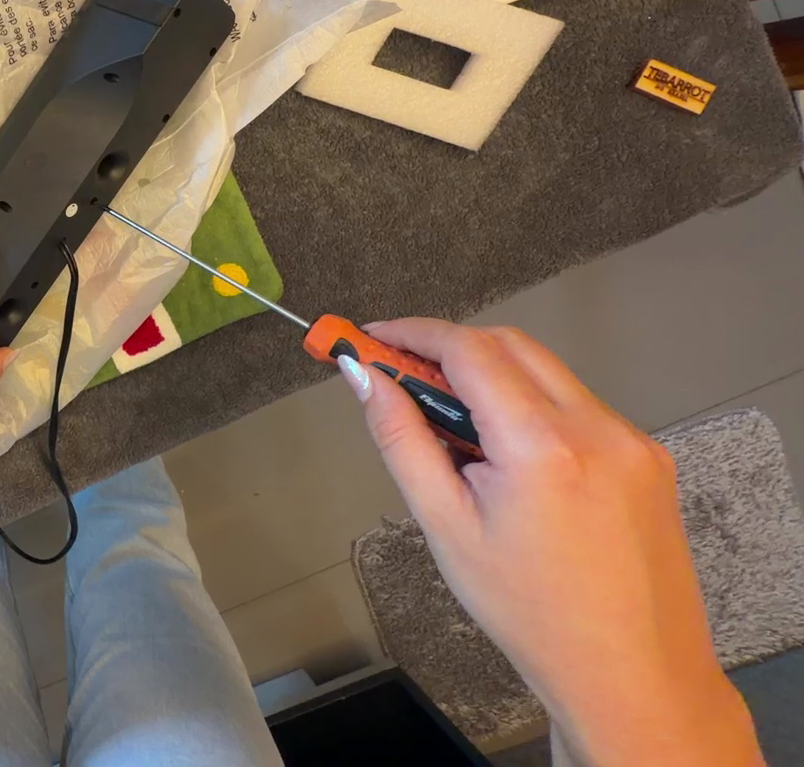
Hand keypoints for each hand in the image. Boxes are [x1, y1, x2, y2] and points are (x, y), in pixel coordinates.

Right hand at [341, 319, 760, 764]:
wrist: (635, 674)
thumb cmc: (523, 603)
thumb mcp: (442, 519)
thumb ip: (399, 435)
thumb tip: (361, 375)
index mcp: (544, 446)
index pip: (469, 351)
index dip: (410, 332)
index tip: (366, 336)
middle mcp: (600, 429)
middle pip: (509, 345)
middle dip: (443, 343)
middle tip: (391, 367)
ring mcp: (634, 441)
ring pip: (542, 369)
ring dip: (481, 370)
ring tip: (436, 411)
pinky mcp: (646, 458)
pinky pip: (570, 401)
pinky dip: (519, 397)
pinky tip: (492, 440)